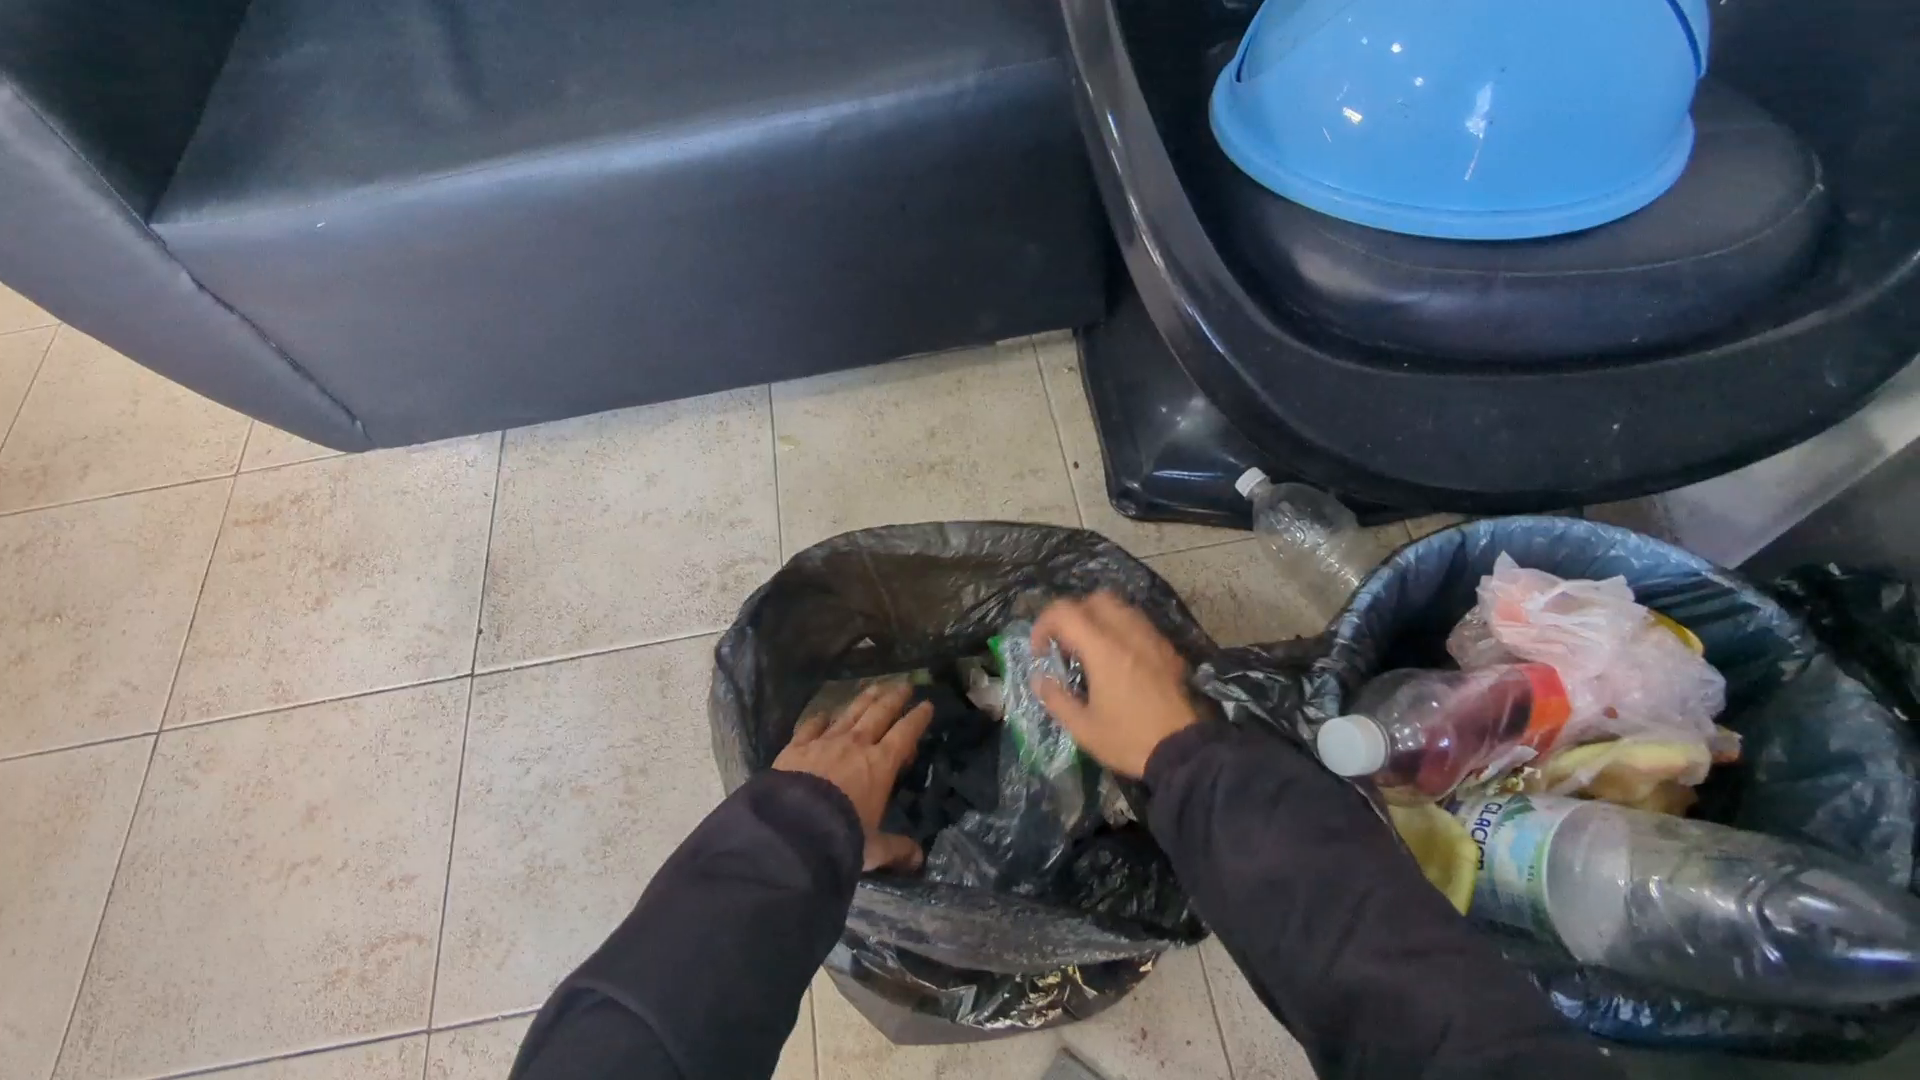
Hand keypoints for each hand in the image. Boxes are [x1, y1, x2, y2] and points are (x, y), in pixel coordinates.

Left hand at [774, 681, 933, 871]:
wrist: (791, 828)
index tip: (927, 704)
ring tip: (874, 687)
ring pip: (849, 713)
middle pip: (879, 714)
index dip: (918, 719)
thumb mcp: (873, 849)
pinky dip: (819, 718)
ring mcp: (825, 742)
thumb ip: (896, 849)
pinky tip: (823, 713)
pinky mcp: (797, 747)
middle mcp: (856, 745)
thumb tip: (919, 860)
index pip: (905, 734)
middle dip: (894, 698)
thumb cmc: (841, 836)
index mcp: (880, 765)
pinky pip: (811, 727)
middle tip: (904, 684)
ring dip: (863, 699)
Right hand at [1030, 592, 1199, 778]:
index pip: (1065, 612)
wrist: (1184, 751)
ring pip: (1121, 608)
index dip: (1044, 624)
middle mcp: (1128, 634)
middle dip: (1073, 615)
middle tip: (1066, 645)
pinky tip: (1119, 659)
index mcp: (1103, 650)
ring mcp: (1151, 639)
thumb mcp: (1083, 728)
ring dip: (1099, 619)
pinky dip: (1121, 630)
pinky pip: (1139, 624)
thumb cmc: (1129, 739)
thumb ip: (1056, 699)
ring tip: (1092, 649)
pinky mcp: (1167, 650)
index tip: (1040, 650)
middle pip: (1095, 600)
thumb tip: (1040, 680)